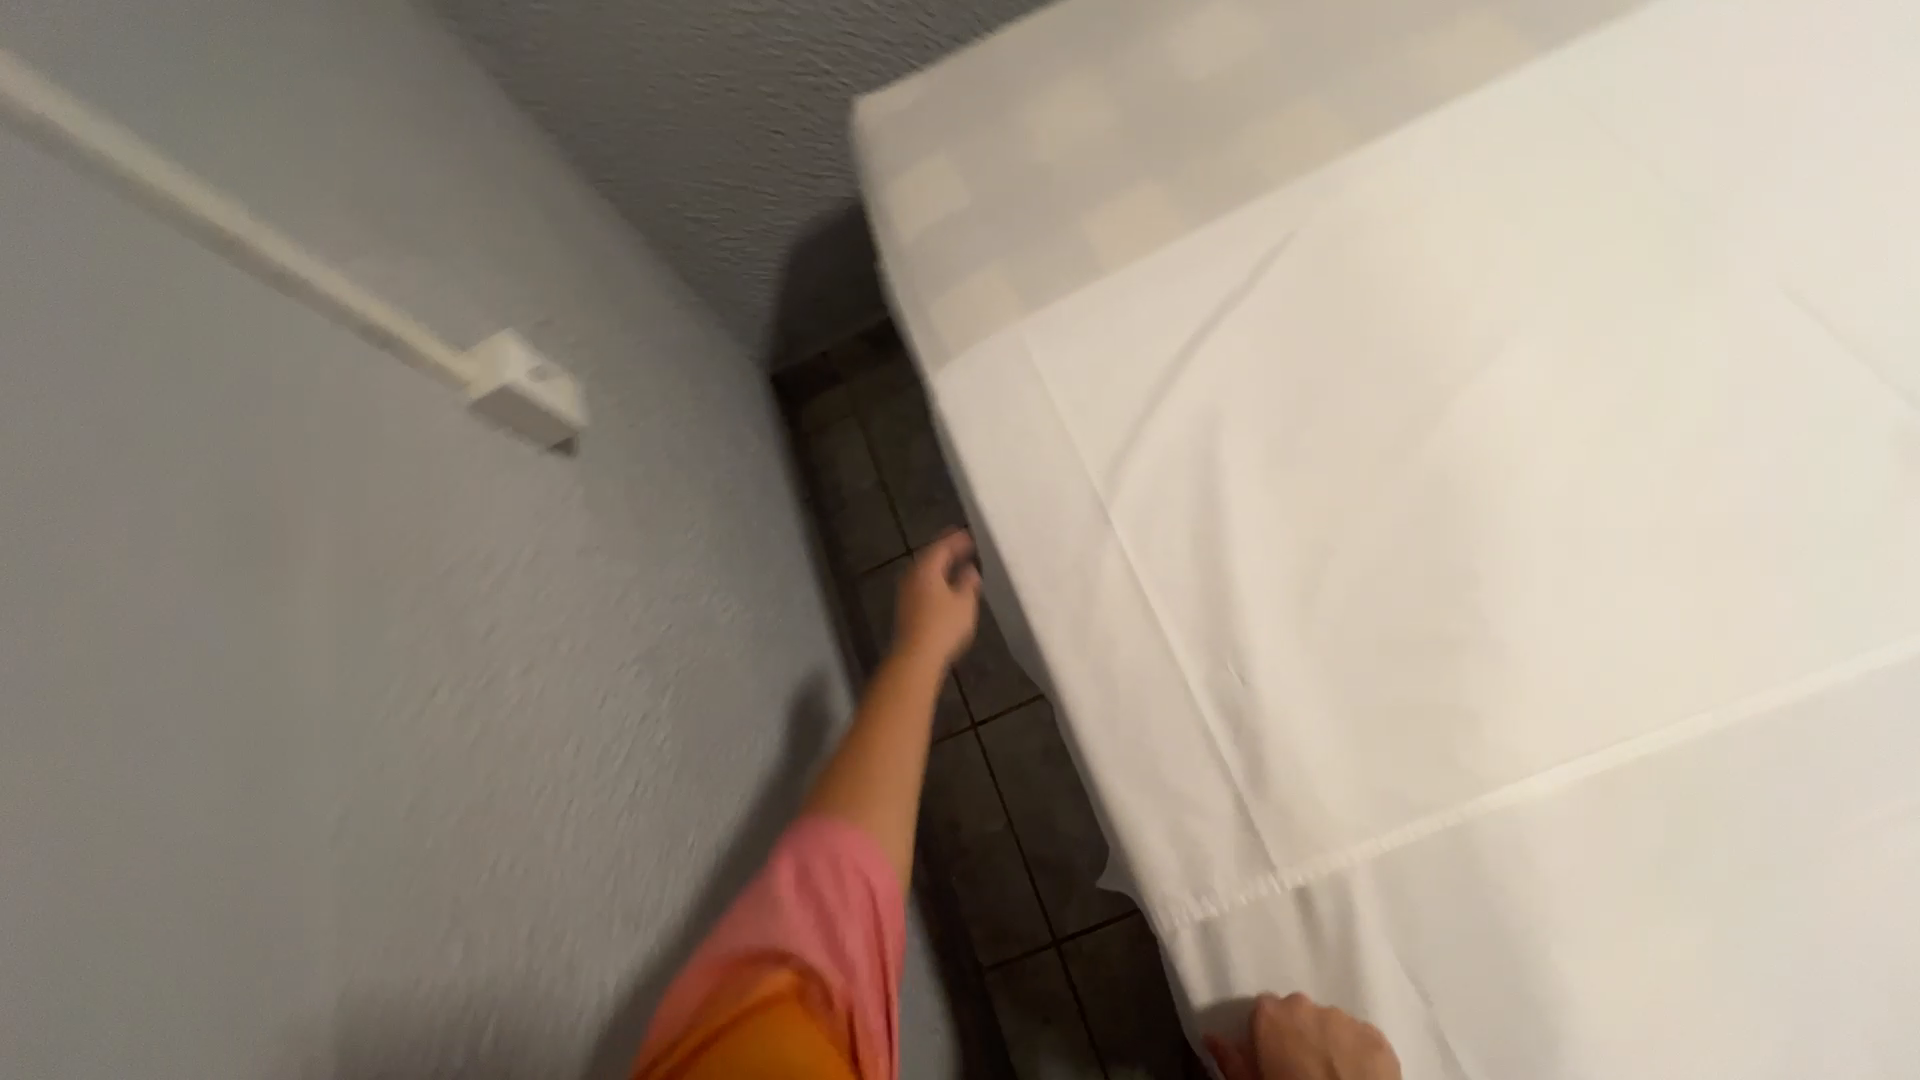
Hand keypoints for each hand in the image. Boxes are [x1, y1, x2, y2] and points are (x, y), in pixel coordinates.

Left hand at [892, 529, 981, 668]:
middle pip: (930, 557)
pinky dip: (935, 580)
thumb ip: (968, 582)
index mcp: (926, 568)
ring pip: (925, 571)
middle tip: (964, 546)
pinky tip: (946, 587)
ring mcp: (906, 592)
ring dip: (941, 567)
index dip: (956, 540)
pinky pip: (922, 585)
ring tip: (957, 565)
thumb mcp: (964, 603)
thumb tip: (970, 569)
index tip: (970, 535)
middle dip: (947, 551)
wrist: (915, 657)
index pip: (941, 546)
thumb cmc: (943, 626)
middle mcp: (912, 575)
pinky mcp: (906, 607)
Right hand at [1206, 994, 1400, 1079]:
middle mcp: (1304, 1004)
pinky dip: (1359, 1055)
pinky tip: (1357, 1078)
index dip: (1269, 1037)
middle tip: (1304, 1070)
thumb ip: (1229, 1059)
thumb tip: (1210, 1035)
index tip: (1273, 1059)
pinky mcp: (1376, 1037)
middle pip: (1298, 1014)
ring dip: (1330, 1043)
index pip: (1264, 1012)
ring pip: (1331, 1025)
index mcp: (1269, 1013)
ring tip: (1334, 1076)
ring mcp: (1343, 1018)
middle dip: (1300, 1035)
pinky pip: (1363, 1040)